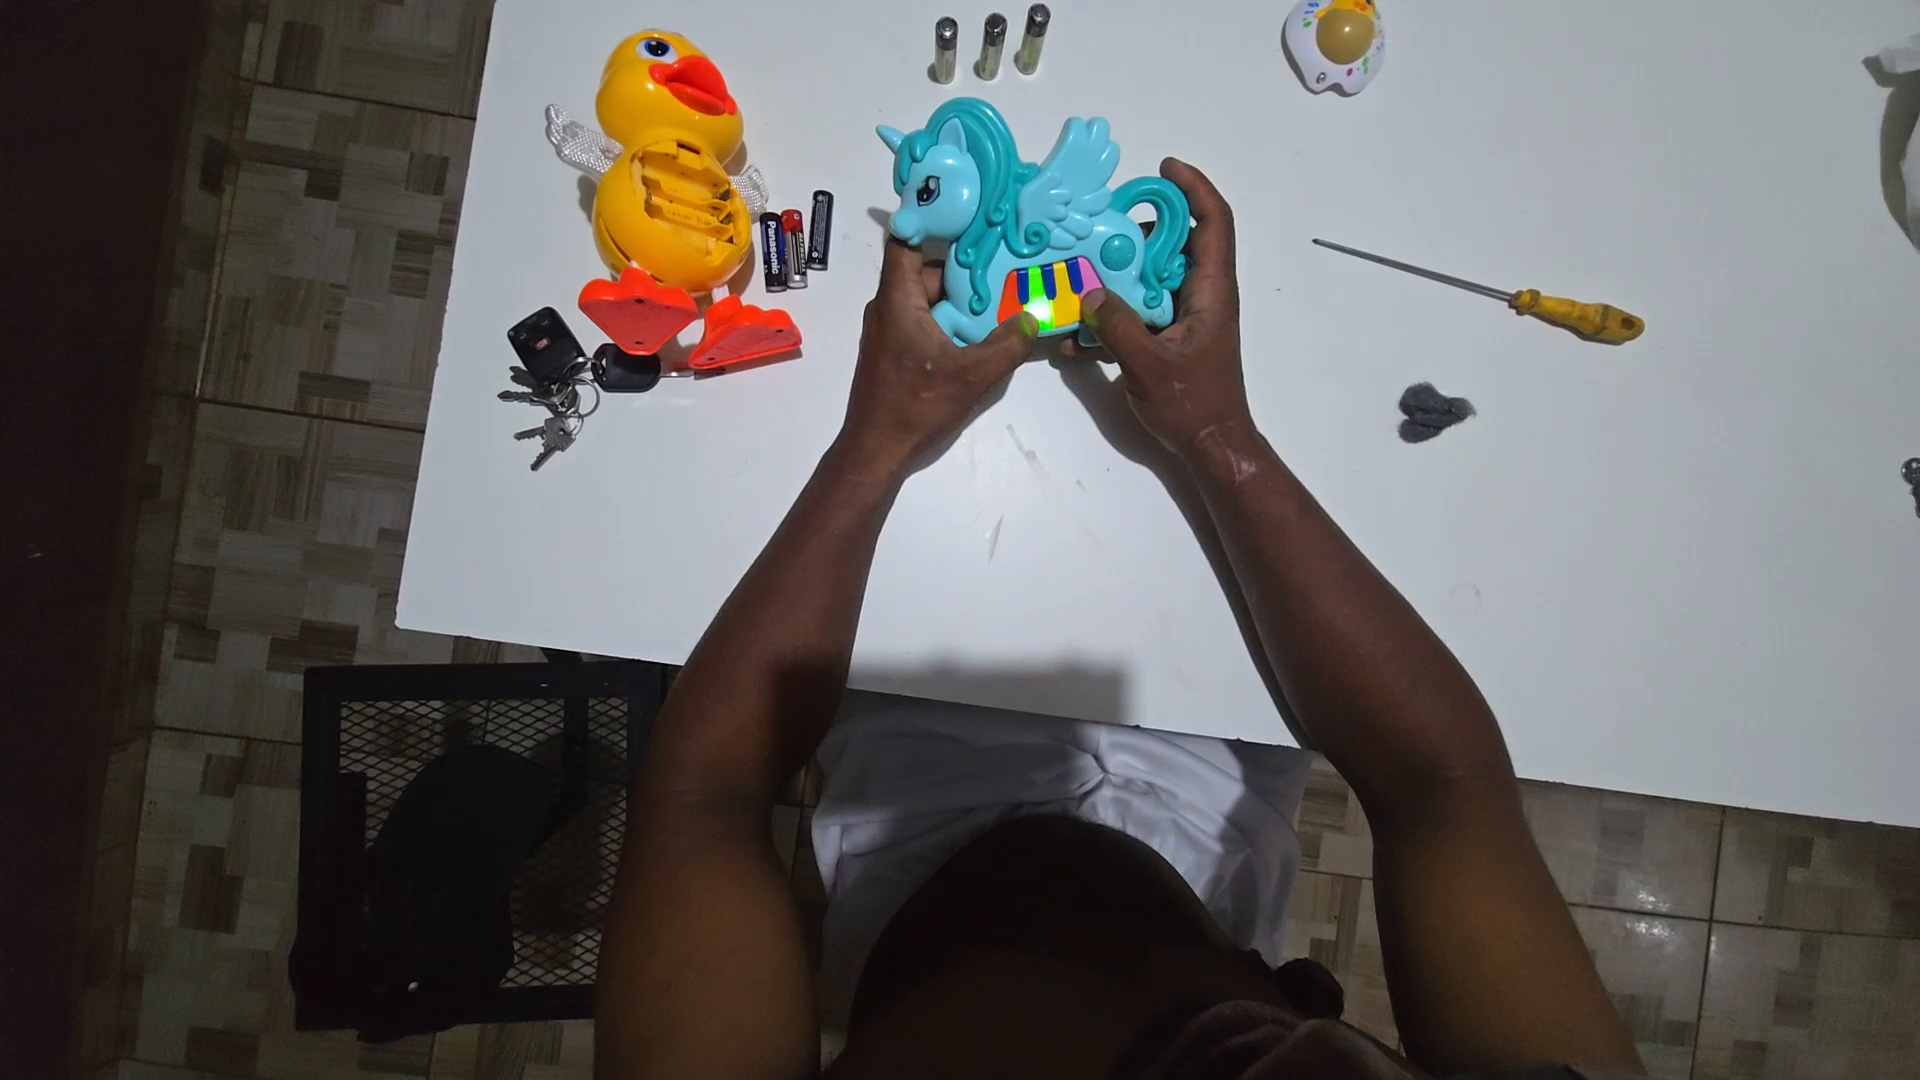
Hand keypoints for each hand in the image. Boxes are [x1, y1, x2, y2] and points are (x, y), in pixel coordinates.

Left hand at [839, 238, 1038, 472]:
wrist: (876, 450)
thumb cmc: (915, 408)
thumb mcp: (971, 377)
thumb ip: (1007, 346)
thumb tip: (1032, 319)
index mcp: (897, 301)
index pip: (906, 240)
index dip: (932, 220)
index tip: (968, 215)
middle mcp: (887, 309)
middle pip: (925, 272)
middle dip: (963, 271)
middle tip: (1002, 270)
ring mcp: (888, 332)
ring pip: (927, 301)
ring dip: (959, 302)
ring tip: (998, 305)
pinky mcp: (893, 353)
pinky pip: (923, 323)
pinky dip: (948, 323)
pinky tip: (976, 339)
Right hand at [1070, 158, 1253, 458]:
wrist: (1208, 446)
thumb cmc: (1192, 405)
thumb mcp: (1148, 365)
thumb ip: (1117, 327)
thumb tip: (1089, 293)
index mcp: (1211, 292)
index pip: (1213, 223)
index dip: (1192, 189)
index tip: (1162, 168)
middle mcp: (1201, 298)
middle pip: (1175, 246)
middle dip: (1139, 233)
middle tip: (1102, 232)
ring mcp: (1183, 320)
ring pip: (1151, 280)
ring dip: (1118, 278)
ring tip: (1081, 279)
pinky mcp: (1168, 341)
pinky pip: (1138, 316)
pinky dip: (1112, 320)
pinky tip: (1078, 339)